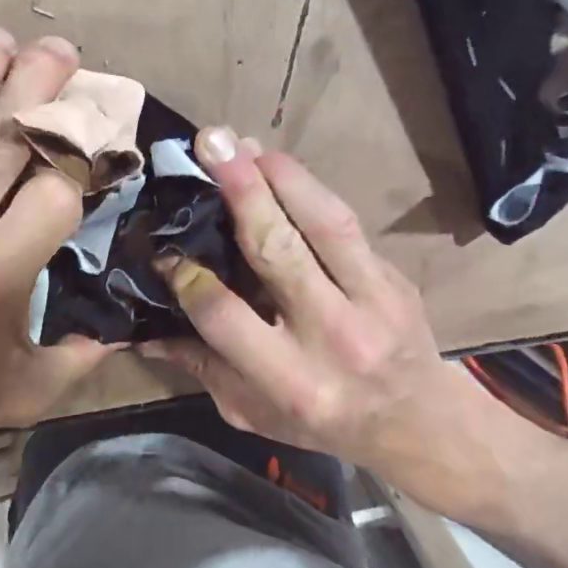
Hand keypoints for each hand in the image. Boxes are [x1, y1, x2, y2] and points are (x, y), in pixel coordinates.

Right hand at [150, 127, 521, 506]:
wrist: (424, 424)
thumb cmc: (324, 422)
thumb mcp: (253, 413)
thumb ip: (202, 368)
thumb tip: (144, 332)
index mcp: (289, 380)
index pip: (224, 314)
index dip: (187, 278)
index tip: (164, 251)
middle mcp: (331, 336)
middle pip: (278, 252)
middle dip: (241, 192)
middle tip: (210, 146)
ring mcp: (371, 301)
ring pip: (323, 224)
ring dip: (280, 176)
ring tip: (244, 144)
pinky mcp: (392, 276)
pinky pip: (345, 223)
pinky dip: (309, 188)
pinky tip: (277, 164)